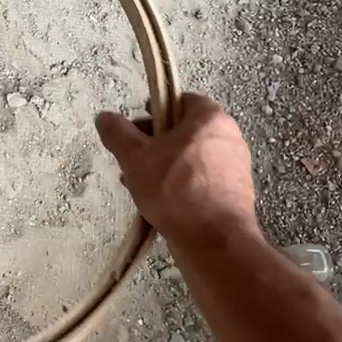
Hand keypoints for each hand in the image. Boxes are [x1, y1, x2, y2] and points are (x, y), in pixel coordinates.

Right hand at [95, 92, 258, 248]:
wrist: (215, 241)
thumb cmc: (175, 189)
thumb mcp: (134, 157)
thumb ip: (117, 133)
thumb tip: (104, 117)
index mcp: (210, 118)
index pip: (180, 100)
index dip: (154, 110)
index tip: (136, 129)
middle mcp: (230, 137)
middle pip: (184, 130)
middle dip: (155, 143)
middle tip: (133, 160)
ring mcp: (236, 166)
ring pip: (191, 156)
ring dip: (164, 165)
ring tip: (141, 185)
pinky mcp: (237, 192)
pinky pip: (202, 178)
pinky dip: (182, 184)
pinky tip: (161, 202)